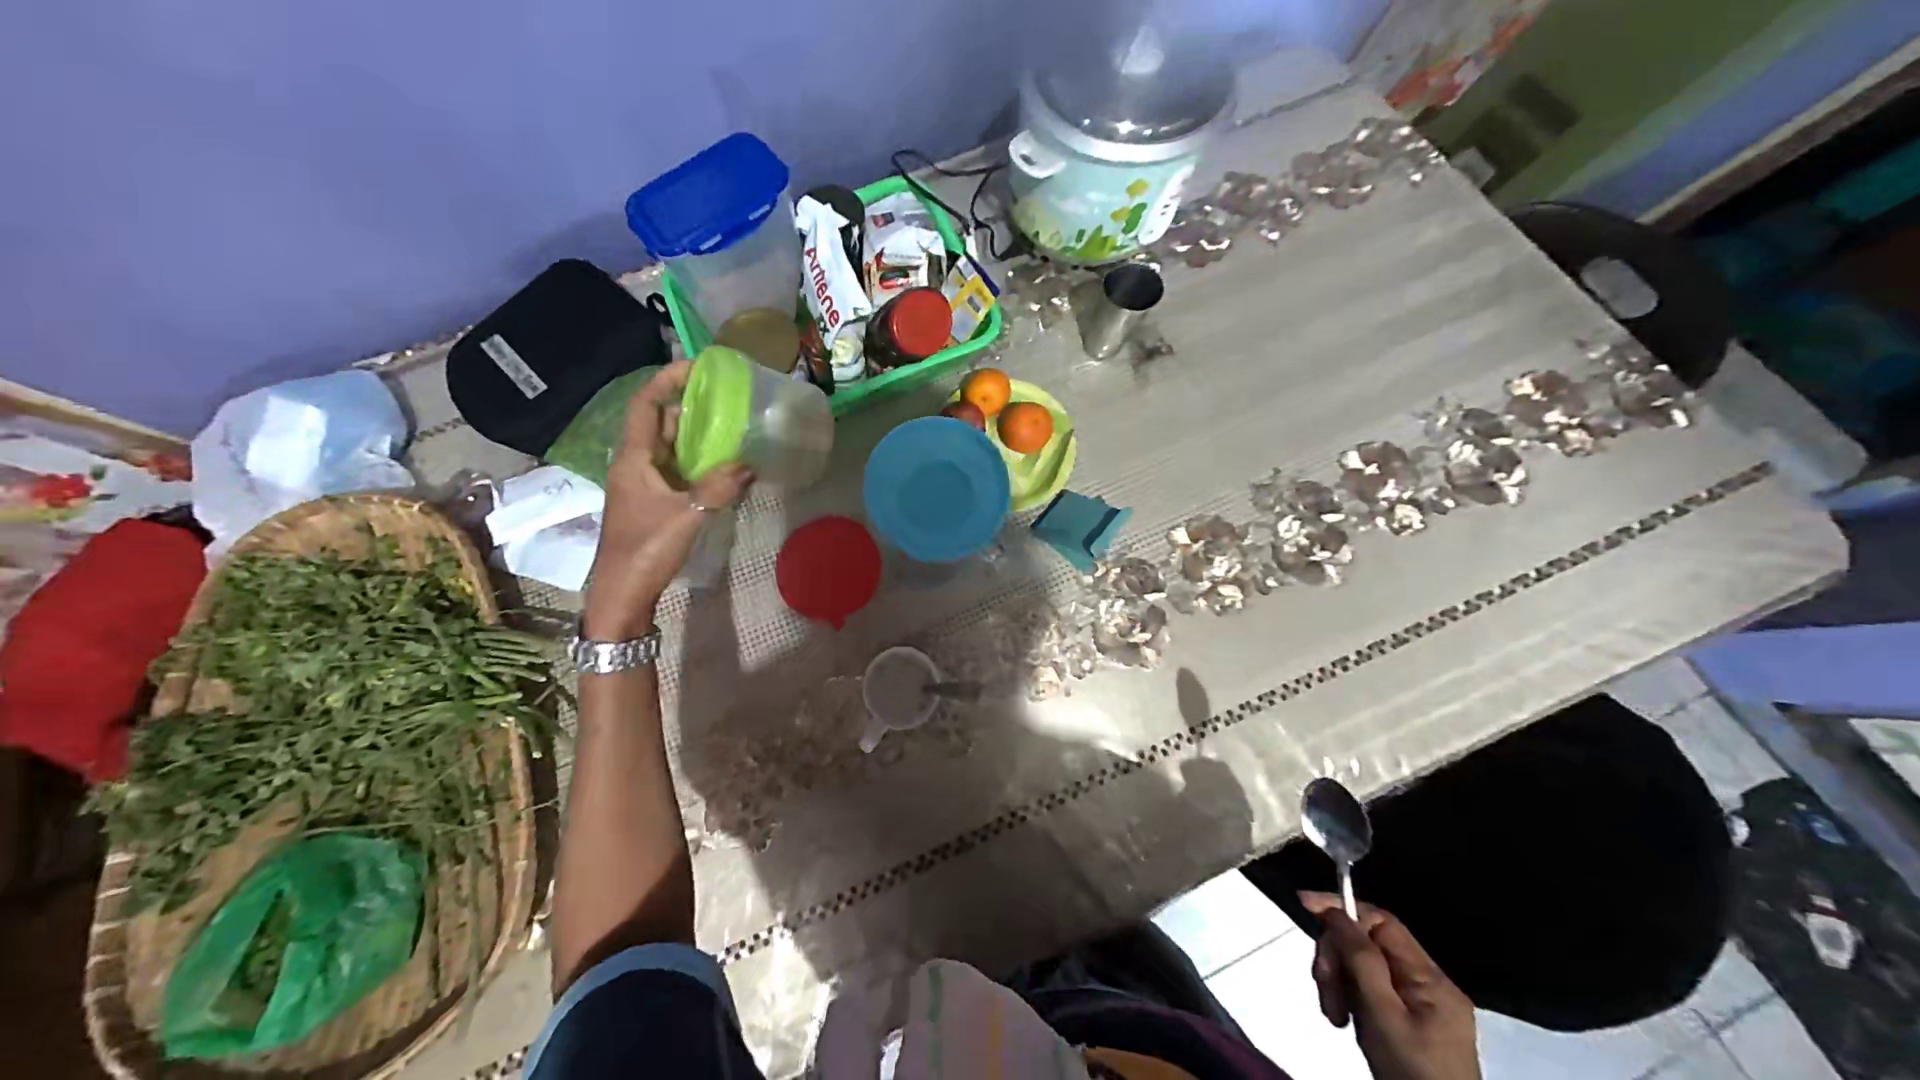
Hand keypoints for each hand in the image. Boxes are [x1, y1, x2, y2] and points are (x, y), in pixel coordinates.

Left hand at [583, 361, 751, 638]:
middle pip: (661, 424)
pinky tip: (726, 469)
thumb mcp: (686, 517)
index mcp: (634, 459)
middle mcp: (636, 465)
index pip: (646, 405)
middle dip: (691, 408)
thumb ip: (718, 489)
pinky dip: (700, 464)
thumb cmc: (645, 550)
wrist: (622, 594)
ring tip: (733, 429)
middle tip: (728, 401)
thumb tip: (748, 464)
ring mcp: (645, 485)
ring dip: (698, 438)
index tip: (698, 368)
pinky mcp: (655, 503)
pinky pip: (679, 472)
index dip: (667, 381)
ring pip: (672, 449)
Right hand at [1301, 891, 1480, 1079]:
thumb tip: (1337, 912)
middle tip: (1324, 991)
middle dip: (1337, 958)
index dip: (1342, 909)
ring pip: (1363, 968)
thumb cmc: (1413, 1075)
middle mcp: (1427, 984)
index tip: (1304, 907)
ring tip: (1335, 1016)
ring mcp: (1419, 1006)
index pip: (1381, 922)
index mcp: (1429, 978)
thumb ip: (1362, 961)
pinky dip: (1349, 999)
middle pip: (1368, 944)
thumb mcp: (1383, 1016)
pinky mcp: (1408, 1024)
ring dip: (1339, 982)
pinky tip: (1345, 1022)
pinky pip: (1369, 993)